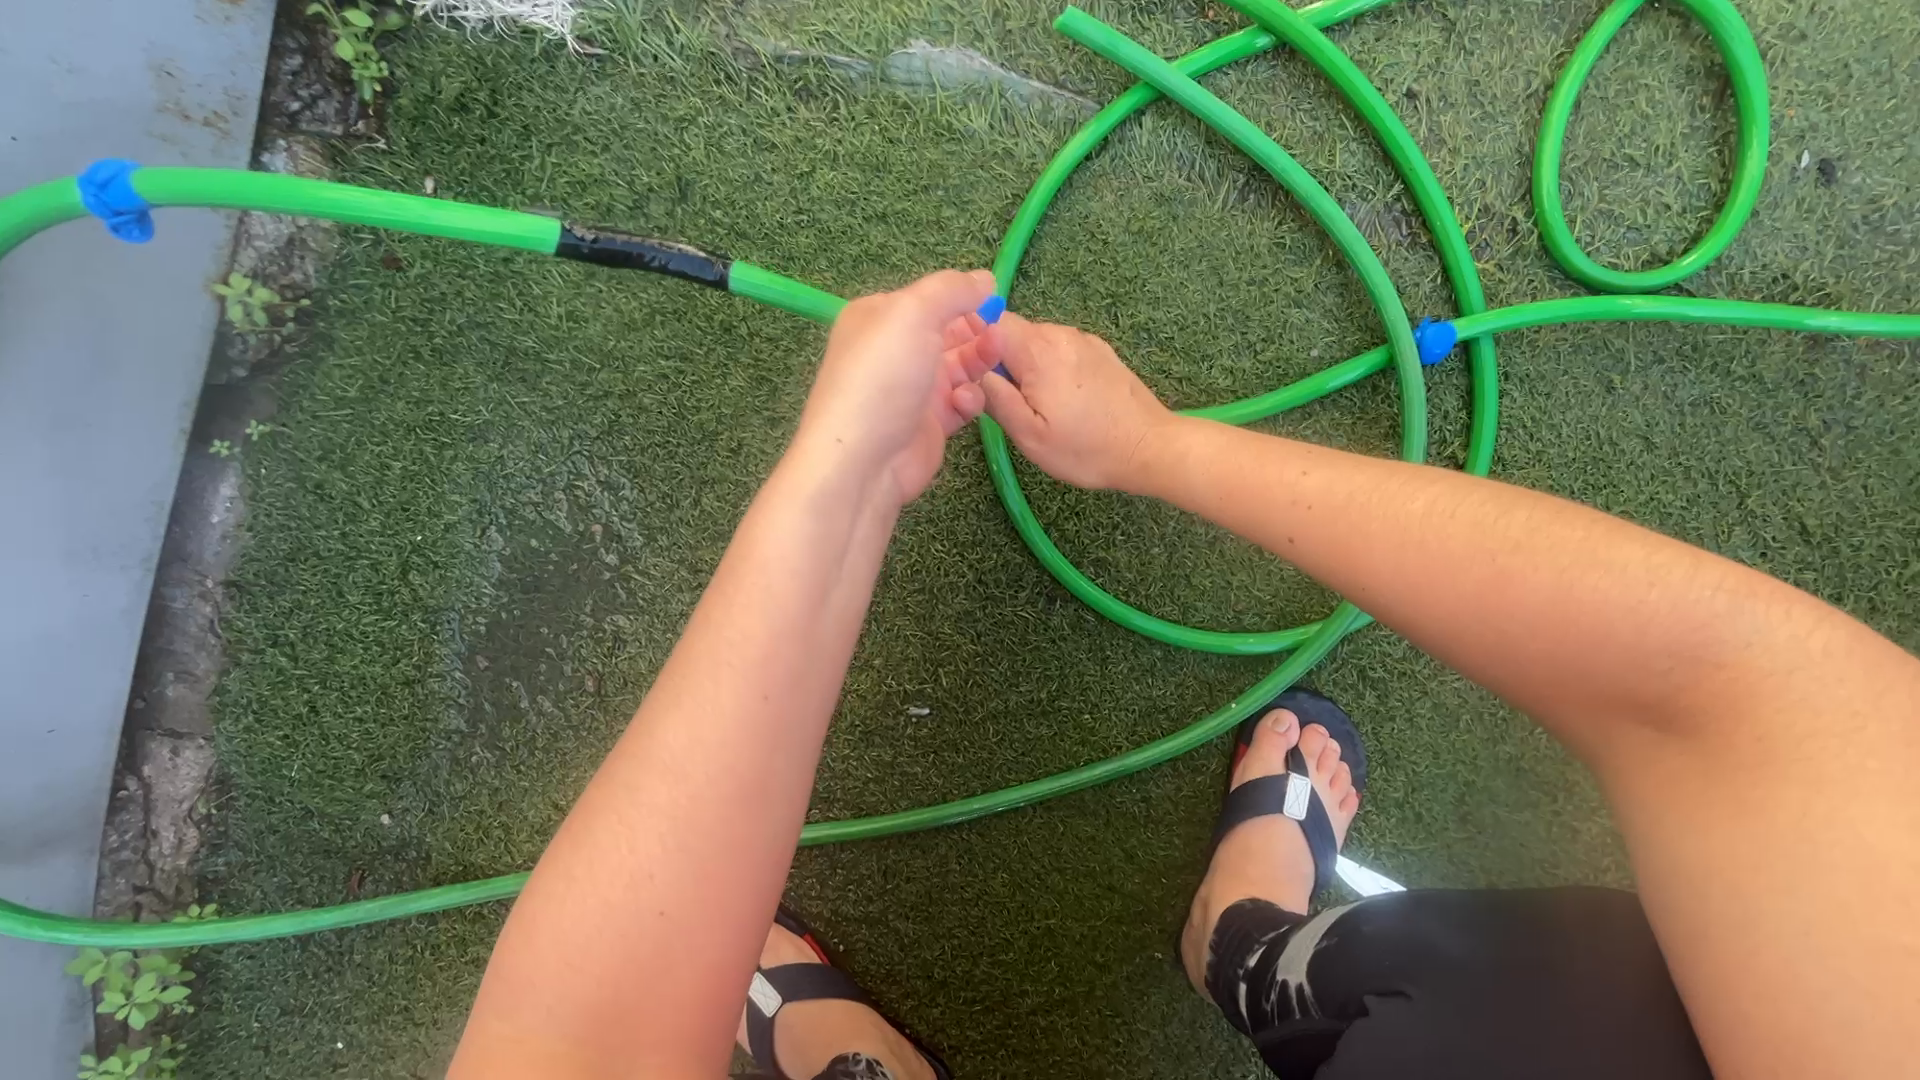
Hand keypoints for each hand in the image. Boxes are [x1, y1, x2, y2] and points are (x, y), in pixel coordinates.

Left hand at [790, 269, 999, 503]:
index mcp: (880, 317)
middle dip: (977, 332)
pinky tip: (963, 404)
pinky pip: (961, 403)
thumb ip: (952, 290)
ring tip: (992, 363)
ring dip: (979, 362)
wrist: (864, 459)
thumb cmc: (883, 377)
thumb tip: (986, 279)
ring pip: (960, 366)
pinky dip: (969, 400)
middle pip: (949, 332)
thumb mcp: (913, 314)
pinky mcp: (930, 423)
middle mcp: (895, 350)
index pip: (929, 298)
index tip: (994, 301)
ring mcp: (913, 389)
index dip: (962, 297)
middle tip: (999, 337)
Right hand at [977, 314, 1176, 491]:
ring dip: (1027, 366)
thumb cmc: (1085, 448)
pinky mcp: (1100, 351)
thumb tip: (970, 371)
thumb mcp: (1029, 435)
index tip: (972, 374)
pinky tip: (1062, 400)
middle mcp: (1060, 334)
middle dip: (1000, 360)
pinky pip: (1060, 350)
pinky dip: (1051, 368)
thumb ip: (995, 397)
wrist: (1148, 448)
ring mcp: (1084, 340)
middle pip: (1012, 332)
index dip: (973, 344)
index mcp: (1038, 350)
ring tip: (1036, 405)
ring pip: (1036, 342)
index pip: (989, 323)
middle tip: (1005, 401)